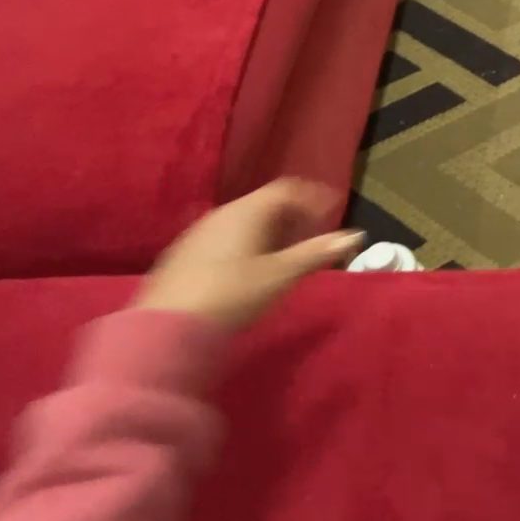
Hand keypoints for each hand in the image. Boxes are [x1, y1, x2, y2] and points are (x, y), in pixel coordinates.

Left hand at [134, 179, 360, 329]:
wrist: (164, 332)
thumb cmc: (233, 294)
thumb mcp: (282, 274)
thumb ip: (318, 252)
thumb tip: (355, 235)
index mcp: (247, 211)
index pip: (287, 189)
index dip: (314, 196)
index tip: (334, 211)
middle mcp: (221, 214)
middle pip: (265, 203)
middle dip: (295, 215)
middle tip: (315, 234)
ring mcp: (198, 235)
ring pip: (245, 221)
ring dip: (272, 230)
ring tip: (288, 253)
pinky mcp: (183, 257)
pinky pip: (226, 237)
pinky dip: (249, 243)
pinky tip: (253, 267)